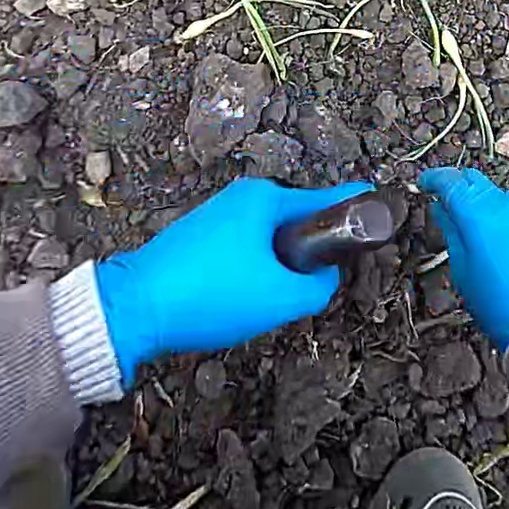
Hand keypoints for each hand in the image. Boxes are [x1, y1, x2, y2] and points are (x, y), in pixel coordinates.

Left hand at [96, 178, 370, 386]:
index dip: (355, 210)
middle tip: (321, 278)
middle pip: (300, 219)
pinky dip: (259, 263)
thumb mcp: (279, 298)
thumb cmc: (211, 295)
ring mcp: (220, 213)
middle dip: (314, 247)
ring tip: (281, 293)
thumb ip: (319, 287)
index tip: (380, 213)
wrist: (129, 311)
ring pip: (273, 235)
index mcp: (267, 198)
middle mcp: (245, 196)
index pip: (327, 199)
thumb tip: (326, 278)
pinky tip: (249, 292)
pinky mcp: (201, 234)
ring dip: (284, 260)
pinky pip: (248, 243)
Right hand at [420, 166, 508, 349]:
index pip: (451, 182)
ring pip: (501, 198)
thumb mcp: (463, 272)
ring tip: (484, 236)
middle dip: (461, 189)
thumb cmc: (501, 305)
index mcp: (478, 216)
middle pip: (477, 182)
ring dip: (488, 209)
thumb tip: (441, 209)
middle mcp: (506, 206)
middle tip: (450, 205)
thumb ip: (451, 232)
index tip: (426, 182)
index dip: (435, 178)